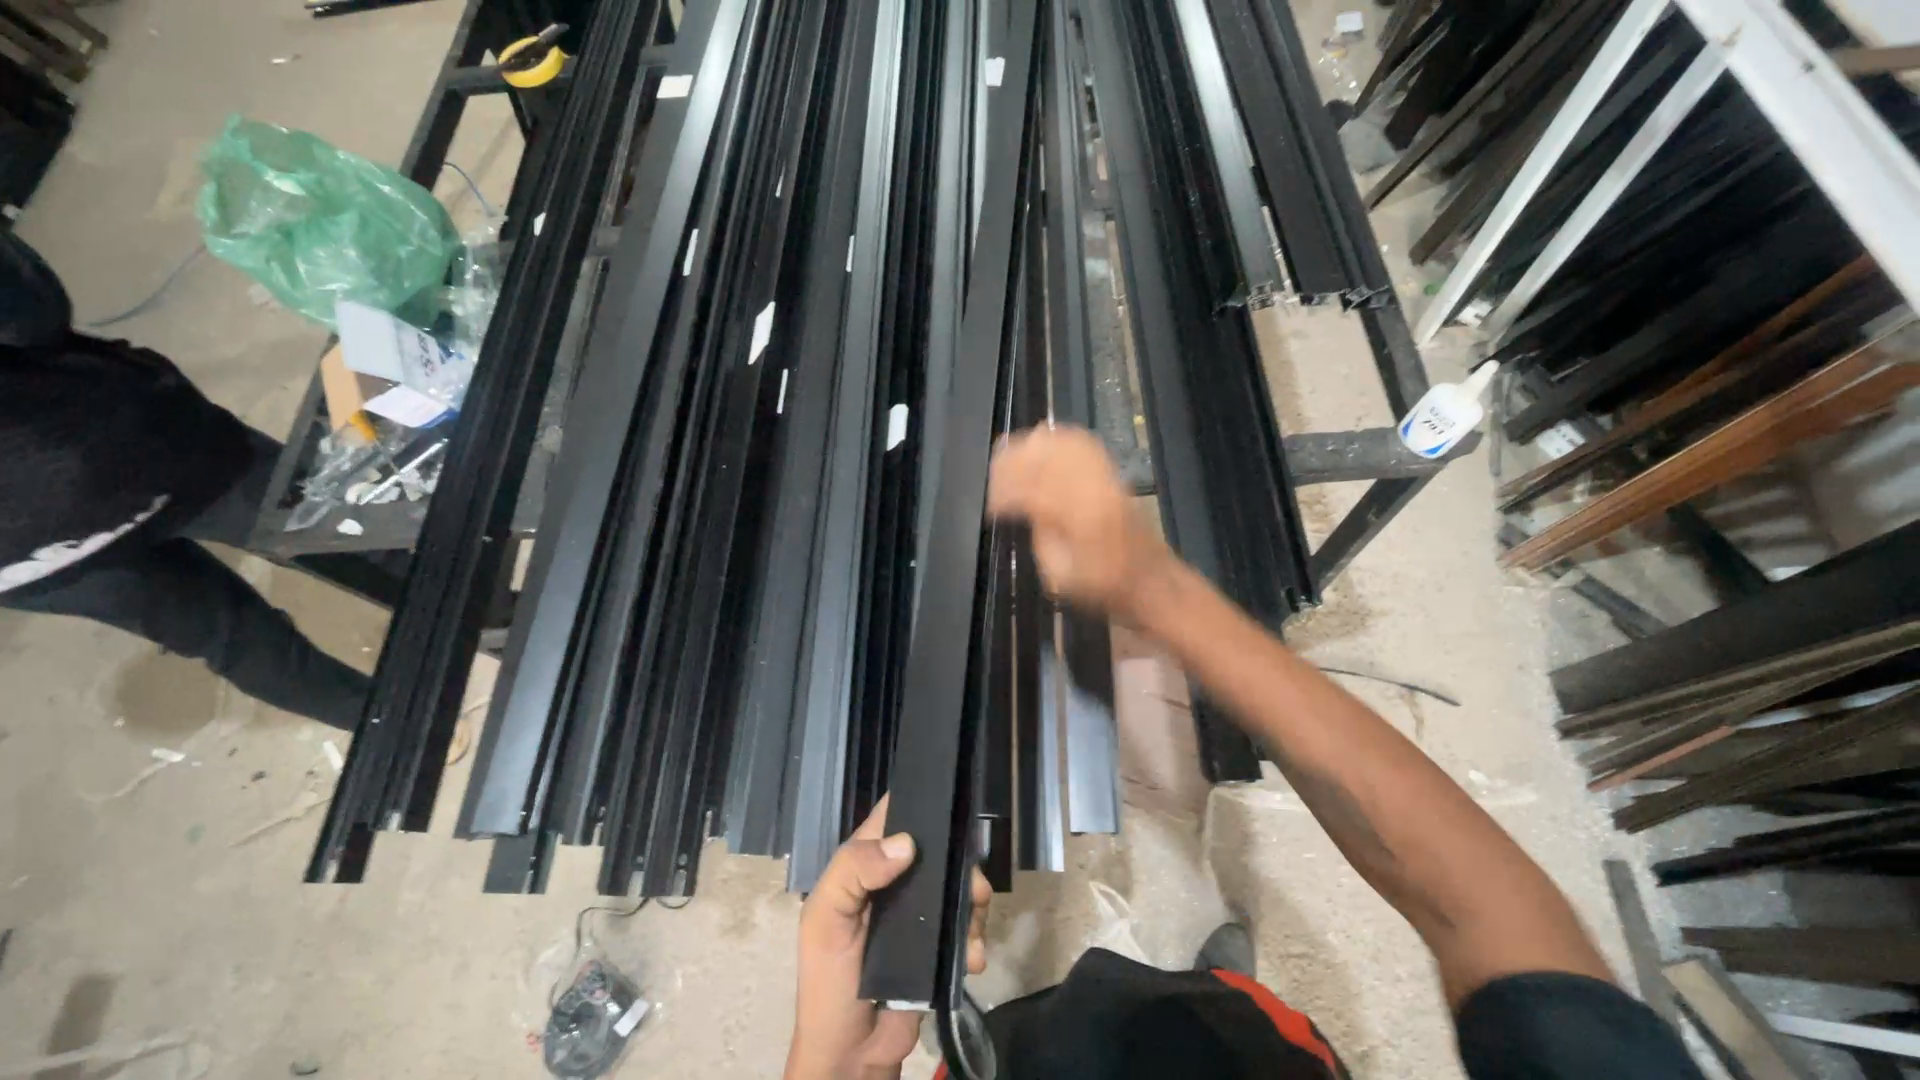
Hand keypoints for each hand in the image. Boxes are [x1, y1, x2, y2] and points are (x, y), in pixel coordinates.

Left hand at [786, 797, 992, 1079]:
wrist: (854, 1052)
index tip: (951, 800)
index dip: (918, 803)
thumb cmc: (829, 981)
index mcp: (862, 867)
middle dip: (962, 866)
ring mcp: (918, 915)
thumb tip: (906, 842)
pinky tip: (971, 959)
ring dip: (973, 907)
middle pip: (938, 852)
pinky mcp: (939, 946)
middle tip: (974, 889)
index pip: (891, 818)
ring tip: (970, 936)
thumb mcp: (825, 920)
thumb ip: (854, 871)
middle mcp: (894, 883)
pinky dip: (975, 939)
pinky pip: (967, 927)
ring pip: (959, 887)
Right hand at [987, 424, 1176, 622]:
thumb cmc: (1103, 587)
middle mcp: (1092, 489)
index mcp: (1078, 518)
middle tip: (993, 473)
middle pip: (1044, 459)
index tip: (989, 502)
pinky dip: (1058, 438)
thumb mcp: (1059, 574)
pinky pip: (1083, 443)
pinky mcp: (1112, 473)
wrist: (1150, 580)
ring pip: (1062, 444)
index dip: (1004, 493)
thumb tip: (1022, 508)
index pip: (1031, 492)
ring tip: (1010, 453)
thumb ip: (1039, 535)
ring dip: (1031, 445)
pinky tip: (1041, 441)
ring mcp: (1105, 477)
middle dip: (1012, 461)